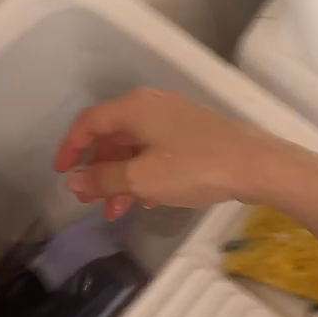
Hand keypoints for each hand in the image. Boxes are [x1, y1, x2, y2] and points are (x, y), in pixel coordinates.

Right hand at [54, 89, 295, 219]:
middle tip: (92, 200)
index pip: (90, 122)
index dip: (71, 147)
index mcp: (135, 108)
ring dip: (123, 177)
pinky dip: (147, 174)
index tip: (62, 174)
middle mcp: (153, 106)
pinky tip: (150, 200)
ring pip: (137, 147)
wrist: (255, 165)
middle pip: (113, 135)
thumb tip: (73, 179)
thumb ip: (104, 178)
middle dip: (99, 169)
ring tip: (119, 211)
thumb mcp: (142, 178)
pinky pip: (159, 152)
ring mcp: (177, 119)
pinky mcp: (196, 134)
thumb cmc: (194, 167)